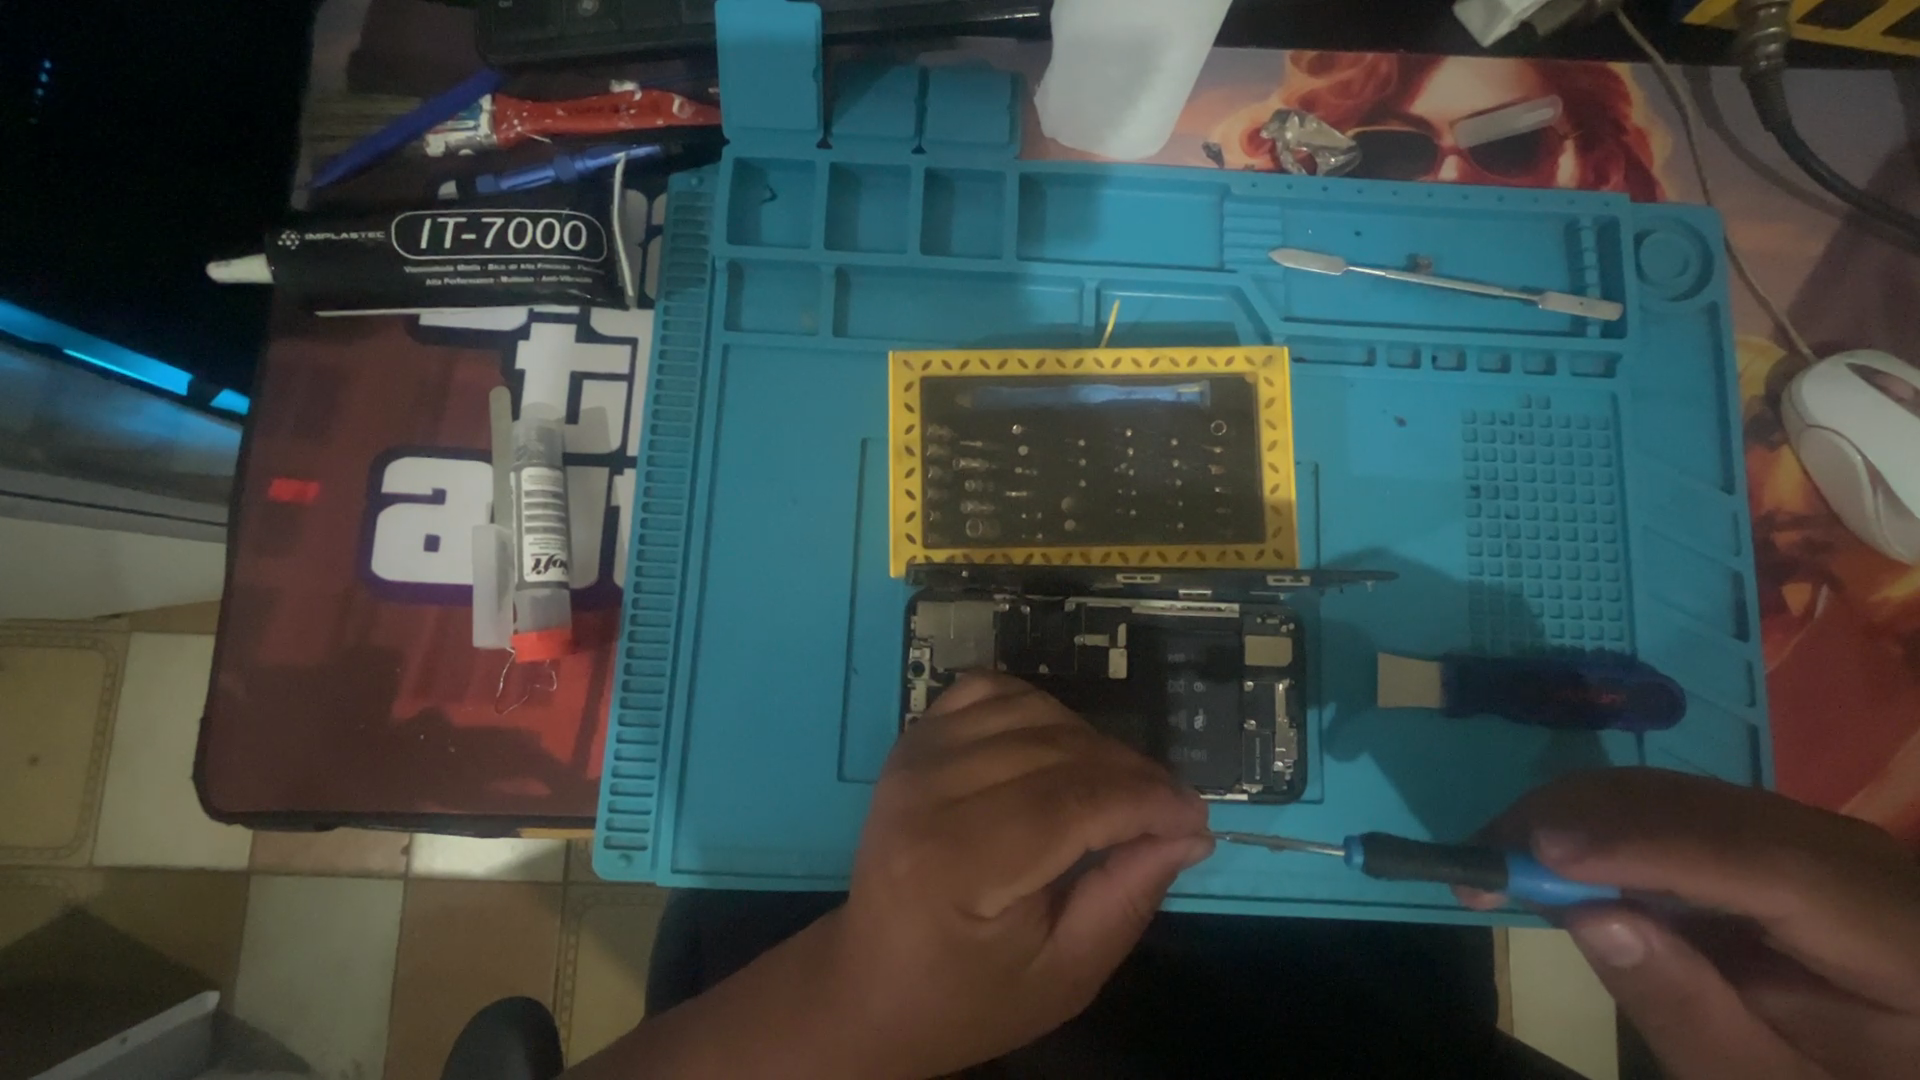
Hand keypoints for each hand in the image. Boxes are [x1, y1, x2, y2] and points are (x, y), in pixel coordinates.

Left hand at [821, 673, 1212, 1078]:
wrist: (872, 981)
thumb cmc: (969, 997)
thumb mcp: (1064, 974)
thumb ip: (1127, 896)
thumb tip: (1188, 830)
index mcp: (955, 862)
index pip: (1070, 802)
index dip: (1146, 801)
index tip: (1195, 819)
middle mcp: (927, 790)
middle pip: (1055, 750)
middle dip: (1132, 773)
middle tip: (1173, 810)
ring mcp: (914, 755)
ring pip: (1030, 711)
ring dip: (1092, 741)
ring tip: (1122, 788)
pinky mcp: (912, 739)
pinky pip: (989, 690)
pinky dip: (1038, 706)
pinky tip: (1060, 745)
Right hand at [1469, 767, 1919, 1078]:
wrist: (1873, 1060)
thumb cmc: (1820, 1078)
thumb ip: (1692, 1013)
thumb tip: (1585, 917)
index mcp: (1899, 936)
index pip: (1769, 865)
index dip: (1645, 847)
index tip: (1537, 857)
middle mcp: (1856, 857)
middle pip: (1696, 809)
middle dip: (1575, 822)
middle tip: (1480, 863)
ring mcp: (1803, 831)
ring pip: (1662, 793)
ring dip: (1565, 818)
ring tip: (1495, 863)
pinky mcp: (1755, 827)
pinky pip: (1657, 805)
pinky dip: (1586, 824)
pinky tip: (1543, 861)